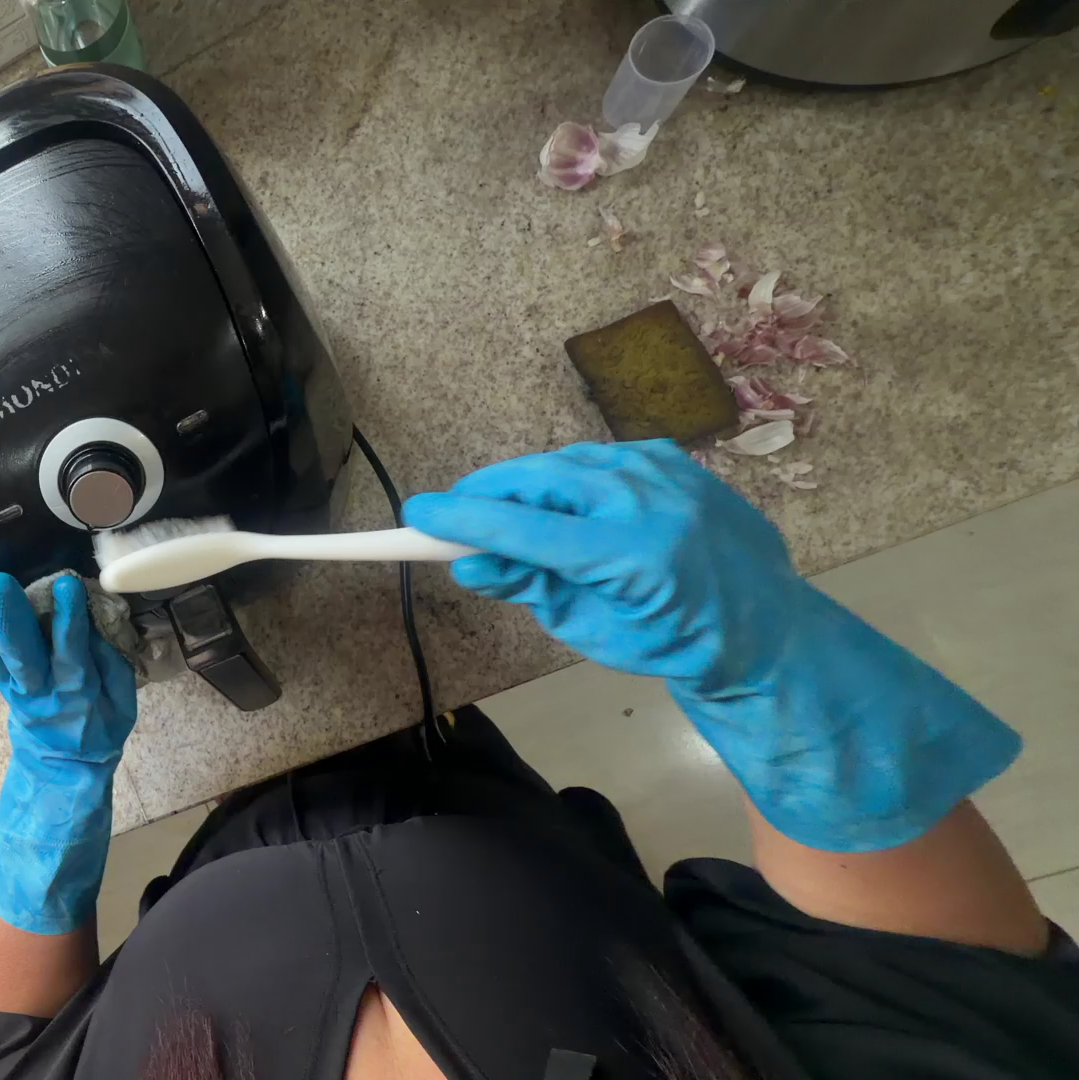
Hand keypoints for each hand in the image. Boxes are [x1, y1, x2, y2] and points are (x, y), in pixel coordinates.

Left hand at [0, 572, 136, 933]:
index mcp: (78, 688)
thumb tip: (95, 617)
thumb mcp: (123, 703)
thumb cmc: (100, 727)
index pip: (72, 650)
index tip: (66, 583)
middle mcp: (41, 686)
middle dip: (7, 618)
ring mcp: (14, 687)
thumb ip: (112, 662)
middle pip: (20, 653)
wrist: (65, 770)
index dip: (69, 618)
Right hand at [403, 440, 1018, 852]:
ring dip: (520, 485)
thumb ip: (526, 587)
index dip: (462, 520)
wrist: (765, 625)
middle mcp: (649, 501)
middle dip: (484, 494)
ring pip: (560, 462)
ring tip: (501, 515)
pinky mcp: (670, 459)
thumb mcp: (587, 630)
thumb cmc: (670, 642)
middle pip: (537, 479)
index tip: (415, 515)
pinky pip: (592, 458)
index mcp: (631, 556)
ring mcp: (665, 472)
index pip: (524, 528)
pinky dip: (559, 477)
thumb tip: (466, 563)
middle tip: (450, 516)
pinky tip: (553, 503)